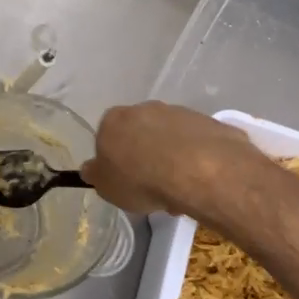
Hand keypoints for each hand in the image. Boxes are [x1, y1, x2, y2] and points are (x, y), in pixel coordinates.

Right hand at [81, 102, 260, 214]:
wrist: (197, 171)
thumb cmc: (140, 180)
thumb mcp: (105, 187)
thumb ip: (96, 175)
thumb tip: (92, 168)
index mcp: (113, 120)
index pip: (107, 137)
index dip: (114, 160)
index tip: (123, 179)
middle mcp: (143, 109)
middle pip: (139, 134)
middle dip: (143, 156)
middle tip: (149, 185)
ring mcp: (178, 112)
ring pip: (168, 138)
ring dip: (169, 158)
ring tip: (176, 189)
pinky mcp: (206, 121)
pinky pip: (193, 143)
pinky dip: (192, 158)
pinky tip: (196, 180)